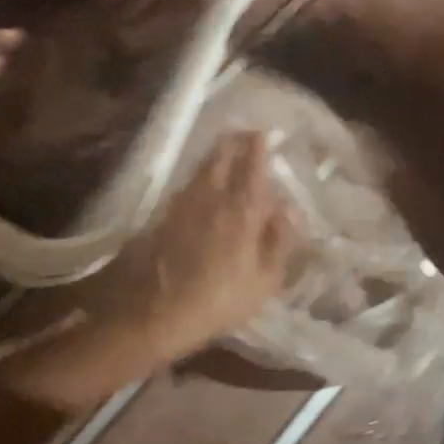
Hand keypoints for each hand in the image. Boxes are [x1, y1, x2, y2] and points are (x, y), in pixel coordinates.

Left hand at [97, 131, 297, 364]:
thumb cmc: (219, 301)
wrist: (155, 310)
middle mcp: (210, 199)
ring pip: (199, 170)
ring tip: (221, 149)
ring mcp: (180, 205)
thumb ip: (278, 241)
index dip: (256, 149)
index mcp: (241, 212)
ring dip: (212, 156)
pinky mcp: (161, 217)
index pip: (251, 169)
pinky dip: (196, 177)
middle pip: (219, 160)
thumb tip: (288, 209)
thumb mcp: (263, 281)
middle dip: (231, 143)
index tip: (261, 132)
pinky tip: (198, 182)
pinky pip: (184, 186)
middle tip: (241, 132)